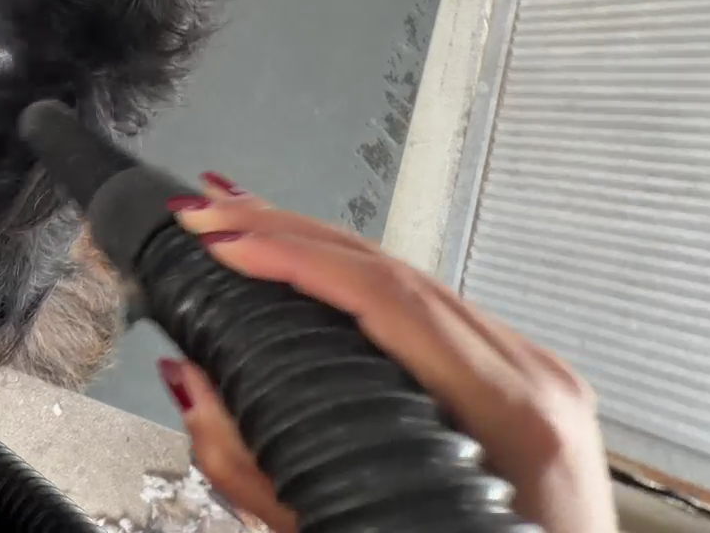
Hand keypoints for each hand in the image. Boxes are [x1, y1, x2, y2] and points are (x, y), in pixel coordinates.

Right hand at [160, 175, 615, 532]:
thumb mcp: (341, 524)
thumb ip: (250, 464)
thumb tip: (187, 380)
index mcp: (505, 414)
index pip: (383, 295)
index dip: (292, 256)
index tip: (223, 244)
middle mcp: (522, 371)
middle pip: (380, 262)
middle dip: (273, 225)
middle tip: (200, 214)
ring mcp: (516, 356)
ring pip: (389, 260)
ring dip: (293, 228)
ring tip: (224, 208)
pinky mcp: (500, 352)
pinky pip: (402, 279)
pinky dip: (330, 250)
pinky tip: (285, 230)